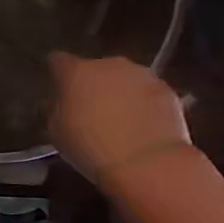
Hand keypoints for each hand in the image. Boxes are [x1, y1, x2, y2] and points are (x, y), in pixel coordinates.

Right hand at [47, 53, 194, 182]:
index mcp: (77, 72)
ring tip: (118, 120)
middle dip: (91, 85)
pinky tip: (141, 127)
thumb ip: (57, 110)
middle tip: (89, 110)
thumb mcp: (57, 133)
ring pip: (123, 79)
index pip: (58, 61)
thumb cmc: (90, 148)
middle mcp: (109, 64)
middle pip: (95, 69)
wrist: (146, 162)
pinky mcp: (167, 89)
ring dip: (119, 93)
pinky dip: (142, 104)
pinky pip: (147, 93)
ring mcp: (142, 74)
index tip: (56, 86)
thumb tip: (63, 103)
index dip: (56, 73)